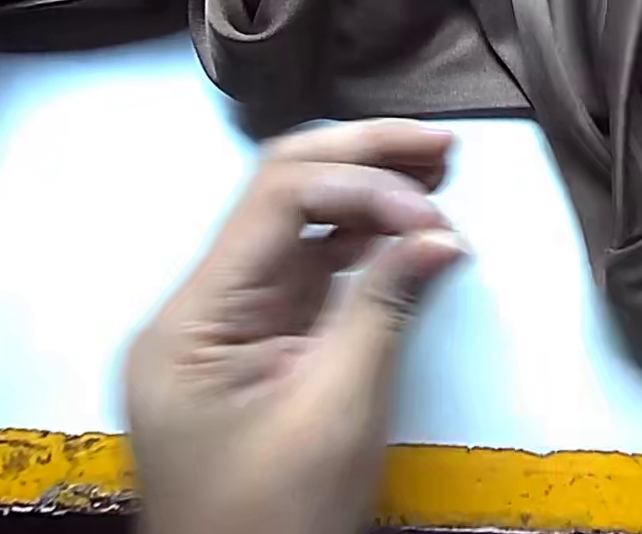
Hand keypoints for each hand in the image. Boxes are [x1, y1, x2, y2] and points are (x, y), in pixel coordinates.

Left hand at [126, 119, 467, 533]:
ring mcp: (244, 307)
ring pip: (310, 207)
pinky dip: (377, 224)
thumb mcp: (338, 406)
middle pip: (287, 184)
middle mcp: (212, 298)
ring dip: (377, 180)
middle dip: (367, 154)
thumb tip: (444, 236)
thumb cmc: (279, 512)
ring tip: (439, 165)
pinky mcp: (279, 320)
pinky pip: (327, 249)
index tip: (430, 216)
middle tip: (440, 145)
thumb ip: (387, 304)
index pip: (279, 200)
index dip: (364, 187)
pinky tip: (416, 216)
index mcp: (196, 319)